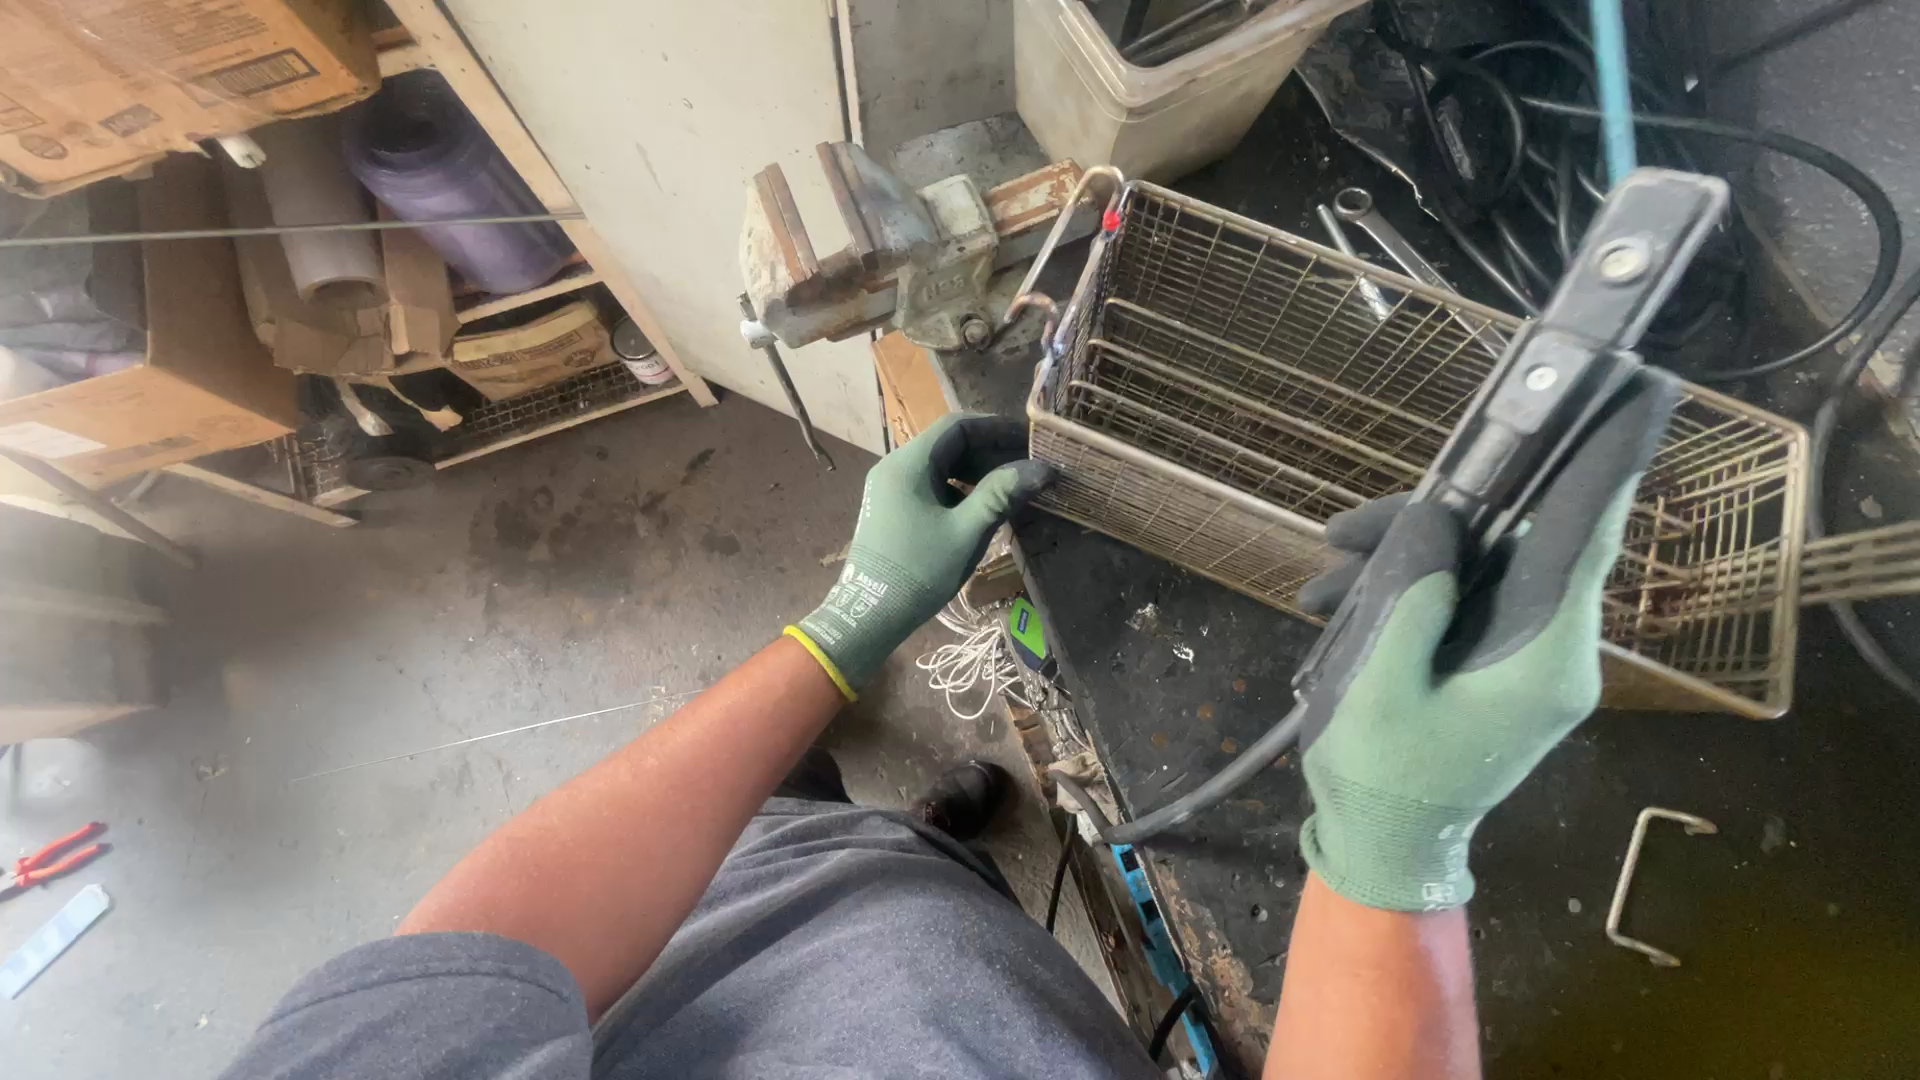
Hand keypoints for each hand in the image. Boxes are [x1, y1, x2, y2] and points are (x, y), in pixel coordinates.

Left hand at [790, 413, 1053, 696]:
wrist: (869, 616)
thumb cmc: (918, 572)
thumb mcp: (966, 532)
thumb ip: (1001, 495)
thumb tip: (1042, 468)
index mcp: (908, 464)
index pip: (957, 426)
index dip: (997, 428)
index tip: (1030, 439)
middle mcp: (895, 467)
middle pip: (949, 444)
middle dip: (991, 452)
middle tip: (1029, 465)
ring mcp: (891, 489)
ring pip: (942, 466)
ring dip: (978, 472)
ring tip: (1014, 487)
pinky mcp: (894, 509)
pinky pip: (932, 487)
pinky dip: (961, 490)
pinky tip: (985, 508)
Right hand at [1292, 370, 1679, 911]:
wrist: (1382, 838)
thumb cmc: (1379, 772)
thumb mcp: (1379, 683)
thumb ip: (1412, 598)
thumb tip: (1434, 524)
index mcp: (1538, 659)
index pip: (1579, 547)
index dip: (1597, 472)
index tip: (1623, 404)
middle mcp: (1546, 650)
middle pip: (1505, 549)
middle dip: (1422, 528)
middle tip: (1338, 532)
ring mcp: (1517, 656)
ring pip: (1470, 572)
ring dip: (1395, 565)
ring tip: (1317, 588)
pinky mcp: (1488, 662)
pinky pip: (1453, 602)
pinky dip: (1399, 594)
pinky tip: (1336, 606)